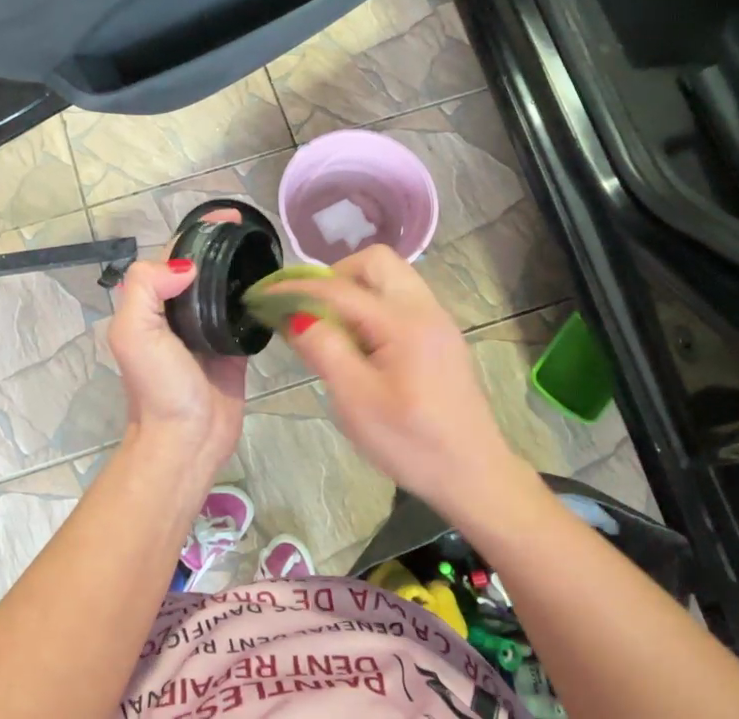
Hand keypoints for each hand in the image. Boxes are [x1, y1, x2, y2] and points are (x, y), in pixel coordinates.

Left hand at [106, 210, 247, 472]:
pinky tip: (277, 283)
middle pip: (203, 265)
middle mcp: (178, 309)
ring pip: (225, 285)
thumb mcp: (133, 333)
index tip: (230, 216)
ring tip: (270, 248)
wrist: (188, 440)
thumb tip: (188, 265)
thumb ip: (146, 287)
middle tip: (256, 229)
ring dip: (242, 266)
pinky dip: (258, 295)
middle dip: (224, 243)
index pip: (175, 253)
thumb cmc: (159, 388)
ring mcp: (208, 326)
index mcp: (151, 302)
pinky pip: (246, 312)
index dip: (199, 230)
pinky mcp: (235, 345)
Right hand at [274, 245, 537, 514]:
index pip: (339, 289)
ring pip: (390, 278)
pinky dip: (372, 305)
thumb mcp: (357, 402)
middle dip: (334, 276)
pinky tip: (359, 343)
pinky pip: (400, 300)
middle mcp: (425, 309)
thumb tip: (294, 316)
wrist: (475, 475)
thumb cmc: (413, 444)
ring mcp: (438, 321)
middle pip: (374, 262)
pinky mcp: (441, 337)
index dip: (296, 289)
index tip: (262, 296)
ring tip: (330, 327)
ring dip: (354, 289)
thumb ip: (324, 350)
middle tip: (308, 310)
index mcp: (404, 323)